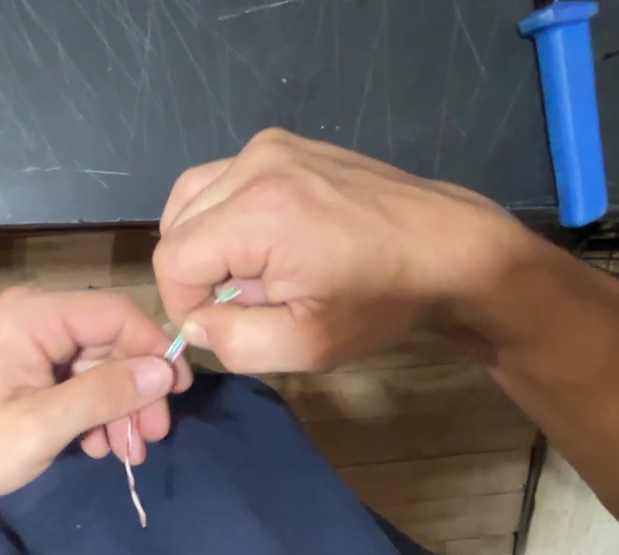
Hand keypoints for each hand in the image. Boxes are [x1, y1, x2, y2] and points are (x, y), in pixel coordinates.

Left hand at [0, 287, 177, 516]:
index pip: (115, 314)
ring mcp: (26, 343)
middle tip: (151, 437)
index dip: (153, 350)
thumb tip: (163, 372)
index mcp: (33, 315)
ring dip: (116, 409)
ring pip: (94, 367)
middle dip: (134, 391)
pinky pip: (71, 381)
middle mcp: (32, 317)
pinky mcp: (22, 369)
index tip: (176, 394)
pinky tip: (97, 445)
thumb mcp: (43, 425)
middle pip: (108, 342)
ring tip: (127, 453)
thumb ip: (104, 394)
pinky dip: (90, 412)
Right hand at [154, 128, 547, 372]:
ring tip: (247, 272)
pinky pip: (217, 183)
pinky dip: (220, 219)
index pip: (171, 260)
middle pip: (174, 228)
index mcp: (260, 214)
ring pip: (188, 202)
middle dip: (194, 276)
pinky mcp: (282, 144)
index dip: (182, 304)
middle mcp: (256, 165)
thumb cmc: (379, 302)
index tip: (218, 324)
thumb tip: (192, 322)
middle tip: (242, 301)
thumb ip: (232, 342)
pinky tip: (257, 244)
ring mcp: (269, 146)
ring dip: (202, 246)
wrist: (447, 249)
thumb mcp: (304, 346)